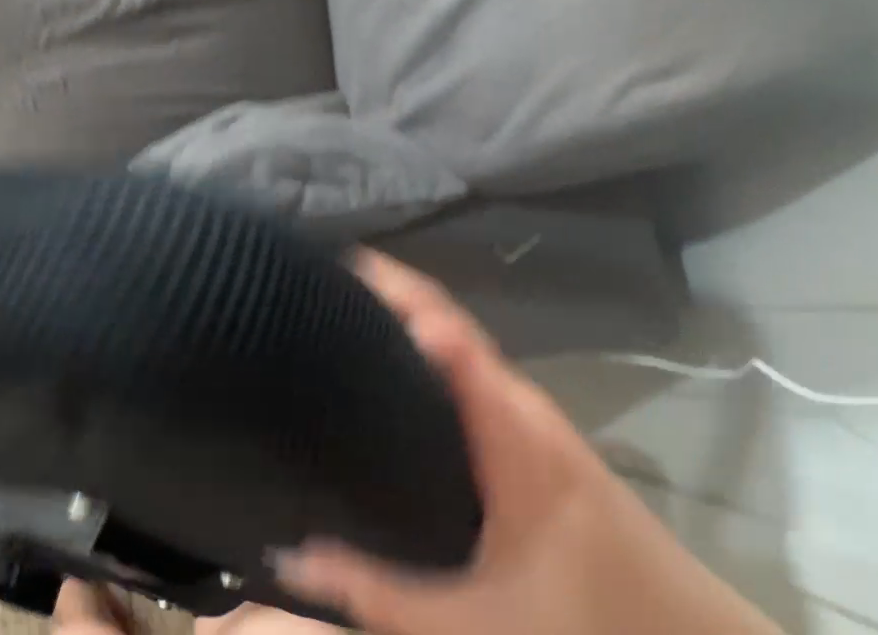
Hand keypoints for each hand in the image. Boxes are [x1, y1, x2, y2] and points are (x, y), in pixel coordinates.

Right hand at [267, 251, 780, 634]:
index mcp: (512, 436)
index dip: (394, 297)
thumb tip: (288, 556)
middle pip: (447, 322)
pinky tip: (386, 372)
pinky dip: (424, 351)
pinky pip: (469, 370)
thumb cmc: (589, 625)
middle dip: (380, 295)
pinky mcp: (538, 434)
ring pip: (459, 344)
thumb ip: (375, 592)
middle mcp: (524, 408)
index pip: (449, 336)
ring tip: (329, 319)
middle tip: (305, 293)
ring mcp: (536, 417)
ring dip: (401, 319)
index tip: (328, 277)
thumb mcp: (472, 624)